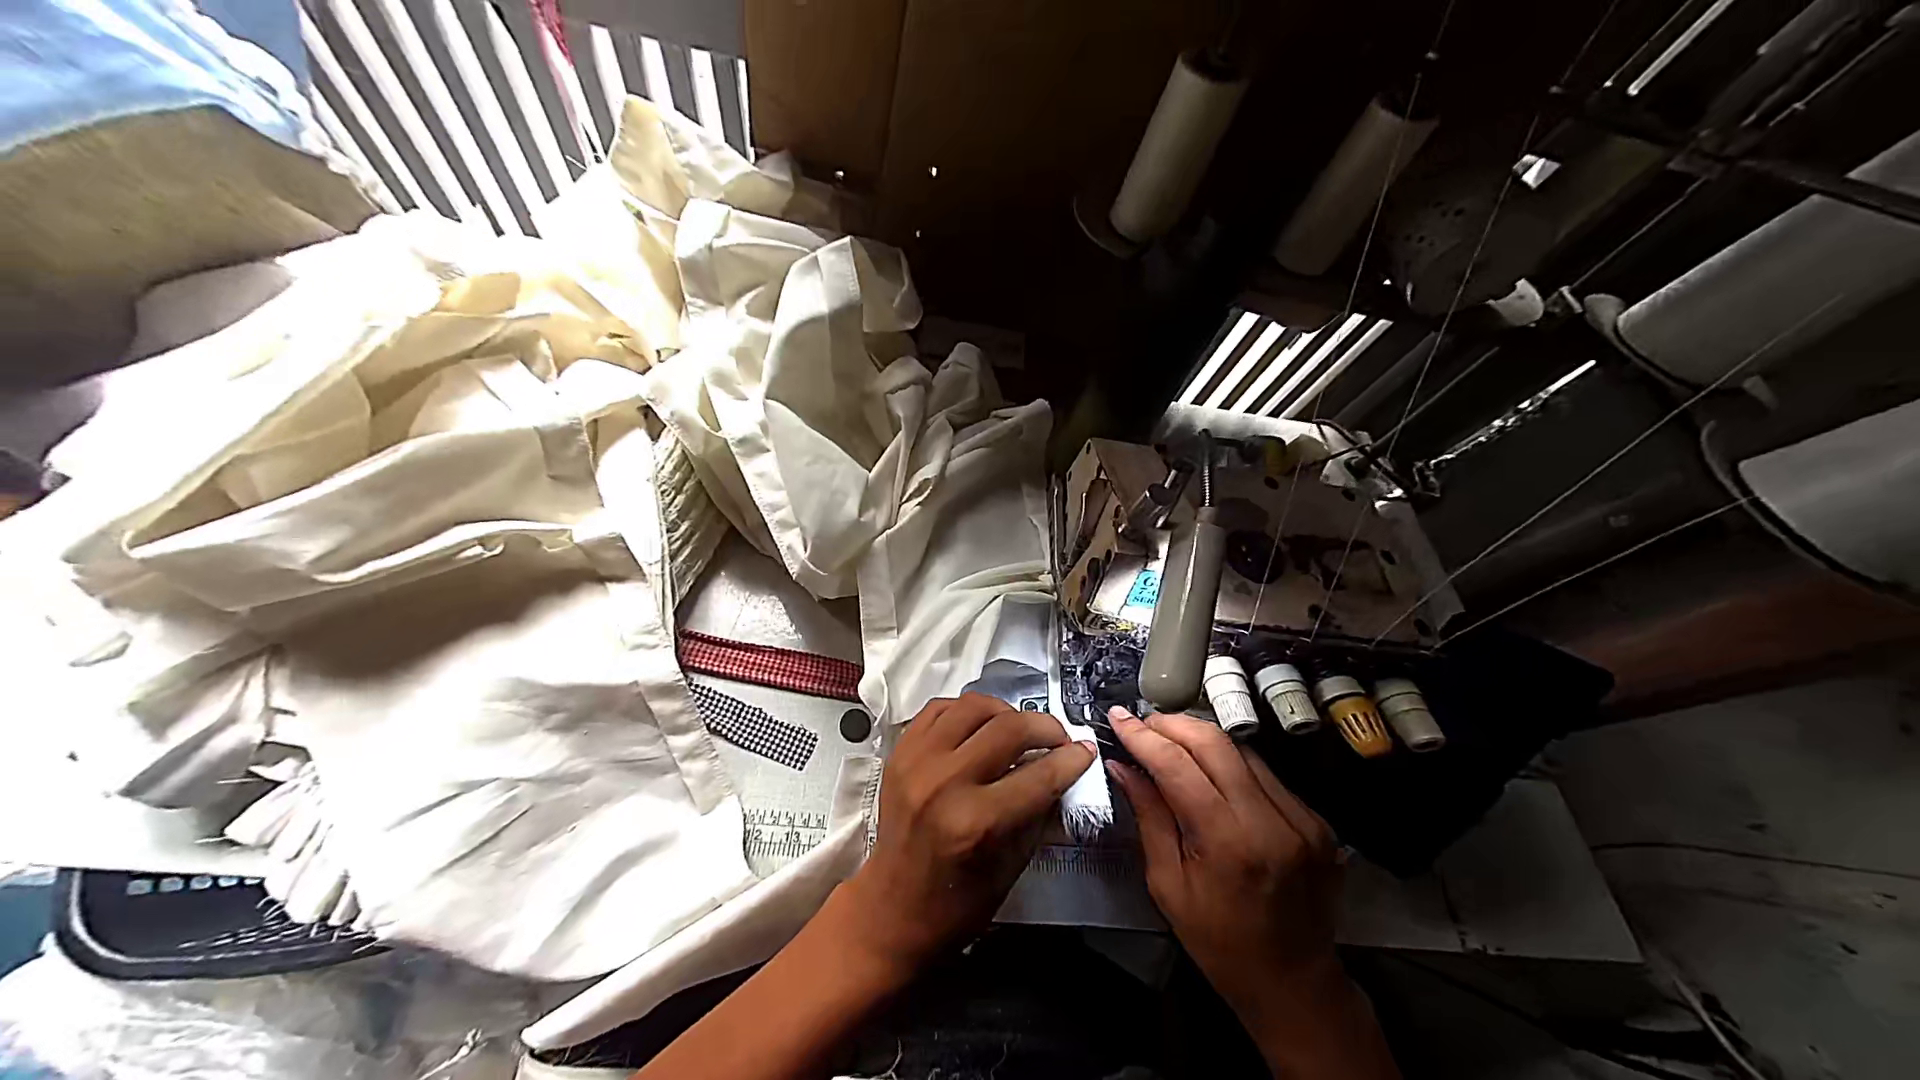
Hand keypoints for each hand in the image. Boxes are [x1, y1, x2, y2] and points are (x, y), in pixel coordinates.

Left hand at [844, 693, 1095, 967]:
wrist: (889, 909)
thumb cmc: (955, 903)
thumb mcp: (1010, 867)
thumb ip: (1039, 813)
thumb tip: (1064, 772)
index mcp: (973, 822)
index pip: (1037, 775)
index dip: (1070, 760)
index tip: (1085, 750)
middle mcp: (942, 782)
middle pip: (1008, 728)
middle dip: (1045, 728)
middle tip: (1058, 738)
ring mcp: (916, 761)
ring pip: (974, 707)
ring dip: (1006, 712)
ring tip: (1019, 729)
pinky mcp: (900, 752)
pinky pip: (940, 708)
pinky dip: (967, 712)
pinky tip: (981, 728)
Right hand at [1107, 707, 1402, 1079]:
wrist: (1294, 983)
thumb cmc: (1220, 943)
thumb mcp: (1168, 883)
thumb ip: (1149, 816)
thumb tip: (1124, 766)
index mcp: (1229, 844)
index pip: (1179, 766)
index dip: (1144, 737)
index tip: (1119, 718)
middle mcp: (1272, 822)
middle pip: (1215, 744)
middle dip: (1172, 725)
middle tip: (1142, 725)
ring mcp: (1302, 819)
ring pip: (1242, 751)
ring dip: (1201, 740)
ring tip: (1170, 743)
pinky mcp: (1316, 821)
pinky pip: (1264, 774)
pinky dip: (1230, 763)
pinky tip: (1210, 772)